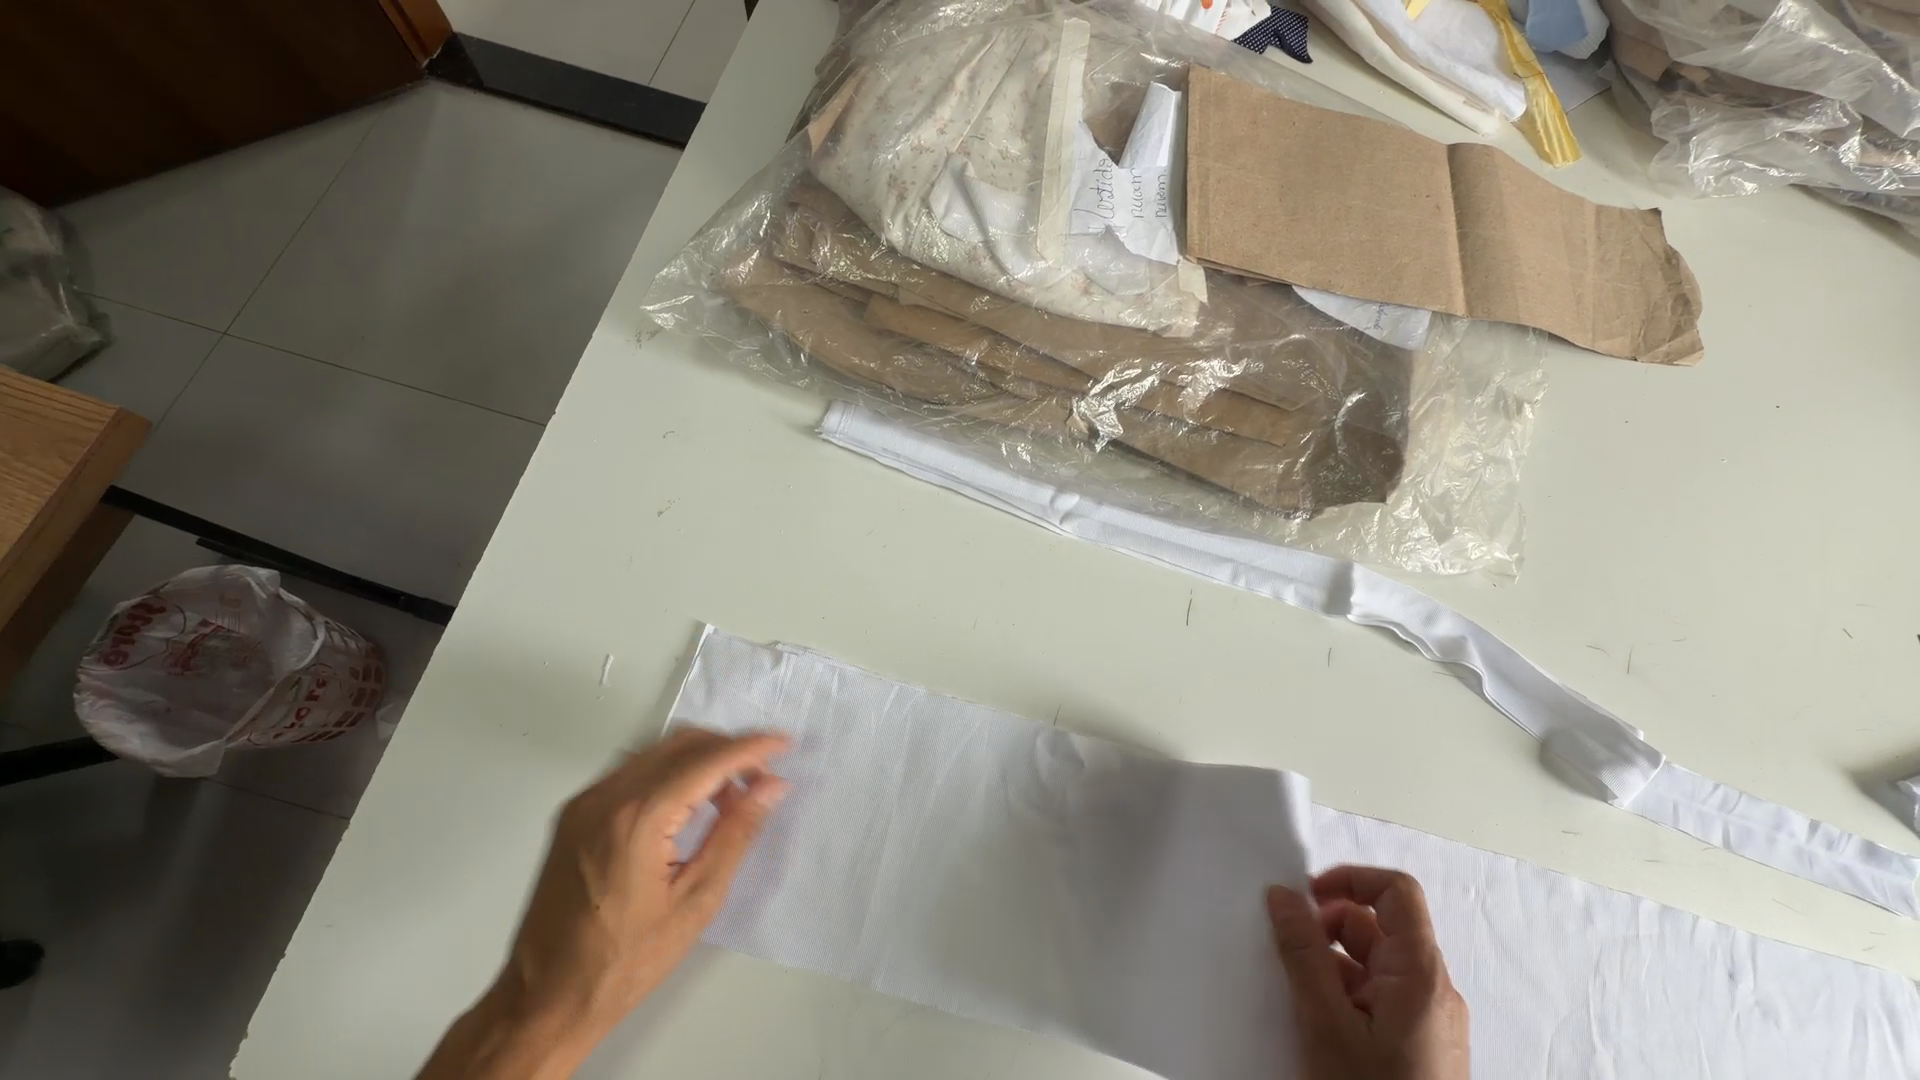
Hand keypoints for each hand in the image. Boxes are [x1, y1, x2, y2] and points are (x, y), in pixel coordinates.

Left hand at [420, 728, 789, 1079]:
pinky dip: (669, 771)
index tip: (784, 745)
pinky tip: (689, 802)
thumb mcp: (696, 901)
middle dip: (728, 749)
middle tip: (762, 777)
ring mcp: (584, 802)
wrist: (544, 1000)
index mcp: (637, 820)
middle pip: (681, 743)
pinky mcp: (574, 814)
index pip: (706, 761)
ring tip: (731, 792)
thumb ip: (736, 833)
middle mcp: (605, 798)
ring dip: (699, 758)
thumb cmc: (623, 963)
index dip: (751, 749)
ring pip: (656, 751)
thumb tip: (771, 787)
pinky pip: (632, 770)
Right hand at [1265, 866, 1469, 1079]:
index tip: (1304, 897)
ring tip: (1295, 995)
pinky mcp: (1419, 1046)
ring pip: (1374, 964)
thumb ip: (1303, 952)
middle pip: (1379, 927)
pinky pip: (1377, 997)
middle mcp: (1433, 990)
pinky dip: (1343, 994)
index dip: (1350, 879)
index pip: (1396, 892)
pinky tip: (1314, 1023)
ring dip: (1331, 965)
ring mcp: (1429, 1021)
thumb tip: (1283, 893)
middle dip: (1327, 928)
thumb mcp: (1325, 1023)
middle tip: (1285, 951)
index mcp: (1421, 974)